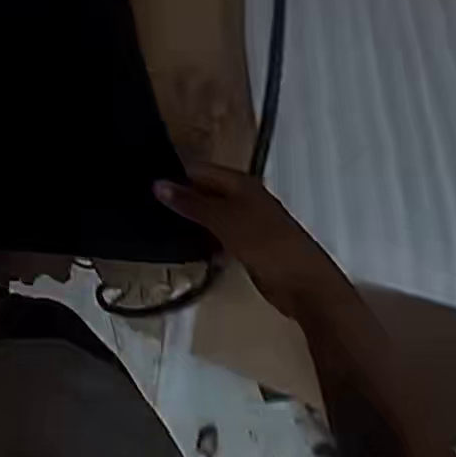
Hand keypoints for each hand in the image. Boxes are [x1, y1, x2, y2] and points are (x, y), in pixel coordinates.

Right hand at [155, 163, 352, 319]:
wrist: (306, 286)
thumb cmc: (266, 244)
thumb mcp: (224, 221)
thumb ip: (191, 203)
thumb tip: (158, 184)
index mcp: (240, 183)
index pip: (198, 170)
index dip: (176, 178)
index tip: (149, 191)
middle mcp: (243, 197)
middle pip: (205, 192)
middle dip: (182, 200)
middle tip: (151, 211)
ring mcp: (247, 222)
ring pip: (211, 216)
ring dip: (193, 223)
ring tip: (163, 230)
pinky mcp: (249, 245)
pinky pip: (219, 236)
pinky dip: (206, 241)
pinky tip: (191, 251)